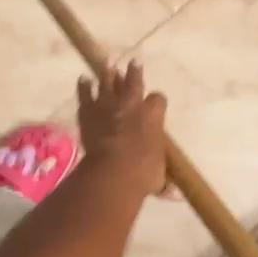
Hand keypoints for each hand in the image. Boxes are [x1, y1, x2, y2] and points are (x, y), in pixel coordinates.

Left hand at [77, 62, 168, 195]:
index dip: (156, 102)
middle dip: (134, 72)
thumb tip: (174, 196)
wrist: (114, 169)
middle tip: (133, 61)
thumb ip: (163, 182)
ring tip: (108, 64)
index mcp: (153, 116)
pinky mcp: (88, 111)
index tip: (156, 103)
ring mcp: (108, 105)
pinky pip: (85, 93)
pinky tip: (83, 79)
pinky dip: (84, 86)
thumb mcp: (157, 178)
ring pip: (108, 82)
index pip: (158, 100)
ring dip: (108, 74)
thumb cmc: (142, 172)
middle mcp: (132, 105)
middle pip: (133, 81)